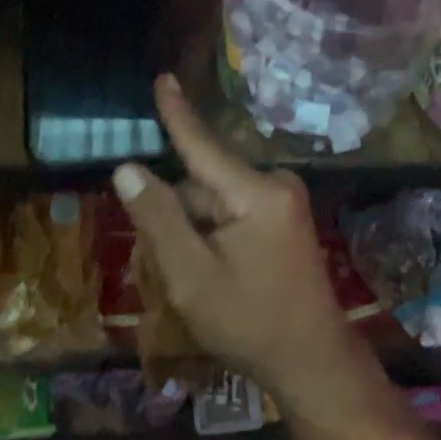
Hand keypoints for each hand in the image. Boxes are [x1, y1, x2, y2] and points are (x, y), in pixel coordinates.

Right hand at [111, 76, 358, 395]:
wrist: (313, 363)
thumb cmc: (250, 323)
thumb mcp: (190, 276)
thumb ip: (159, 218)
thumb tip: (127, 169)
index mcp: (256, 193)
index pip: (202, 144)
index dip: (176, 112)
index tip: (163, 76)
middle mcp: (274, 184)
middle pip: (202, 182)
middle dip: (177, 212)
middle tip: (167, 266)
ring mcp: (283, 201)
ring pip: (214, 200)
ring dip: (193, 228)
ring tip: (193, 280)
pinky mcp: (284, 218)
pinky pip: (232, 211)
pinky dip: (212, 234)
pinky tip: (211, 273)